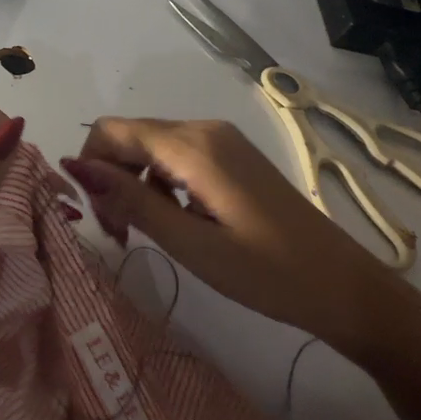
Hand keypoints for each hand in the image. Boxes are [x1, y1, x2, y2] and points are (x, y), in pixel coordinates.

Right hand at [60, 118, 419, 355]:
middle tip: (119, 233)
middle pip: (128, 137)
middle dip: (109, 178)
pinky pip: (175, 155)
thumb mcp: (191, 245)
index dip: (90, 167)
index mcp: (193, 147)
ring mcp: (221, 140)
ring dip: (132, 183)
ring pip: (149, 147)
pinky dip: (158, 182)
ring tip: (143, 232)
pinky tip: (175, 220)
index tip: (100, 217)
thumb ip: (130, 200)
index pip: (111, 132)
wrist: (348, 290)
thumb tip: (72, 165)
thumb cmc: (268, 274)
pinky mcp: (232, 156)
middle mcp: (203, 130)